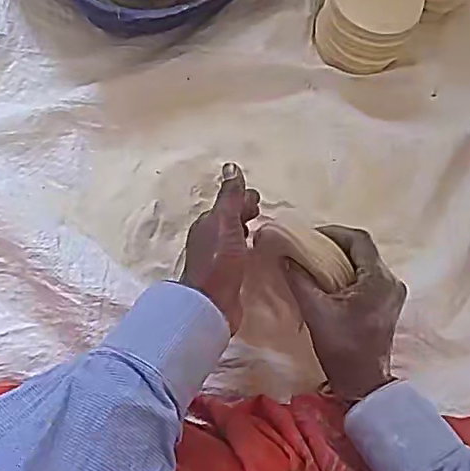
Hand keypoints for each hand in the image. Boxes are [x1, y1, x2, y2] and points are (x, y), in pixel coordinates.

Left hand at [179, 163, 261, 331]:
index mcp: (207, 224)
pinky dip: (246, 248)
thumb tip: (231, 167)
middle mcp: (208, 238)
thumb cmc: (218, 259)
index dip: (242, 199)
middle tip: (261, 212)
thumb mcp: (225, 222)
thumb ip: (230, 197)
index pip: (227, 204)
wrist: (212, 303)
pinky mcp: (224, 275)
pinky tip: (255, 253)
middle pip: (229, 219)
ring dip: (245, 230)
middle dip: (244, 212)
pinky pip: (237, 254)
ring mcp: (215, 258)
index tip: (258, 200)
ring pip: (233, 236)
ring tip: (261, 230)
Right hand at [281, 226, 406, 400]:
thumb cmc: (342, 348)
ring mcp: (392, 293)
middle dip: (335, 245)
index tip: (311, 236)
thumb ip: (300, 280)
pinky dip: (349, 273)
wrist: (363, 383)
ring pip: (366, 263)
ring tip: (316, 262)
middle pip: (363, 250)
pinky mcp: (388, 303)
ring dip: (342, 259)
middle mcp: (391, 281)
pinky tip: (330, 280)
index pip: (359, 240)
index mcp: (379, 280)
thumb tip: (284, 257)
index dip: (333, 233)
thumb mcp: (316, 312)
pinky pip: (368, 277)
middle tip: (310, 248)